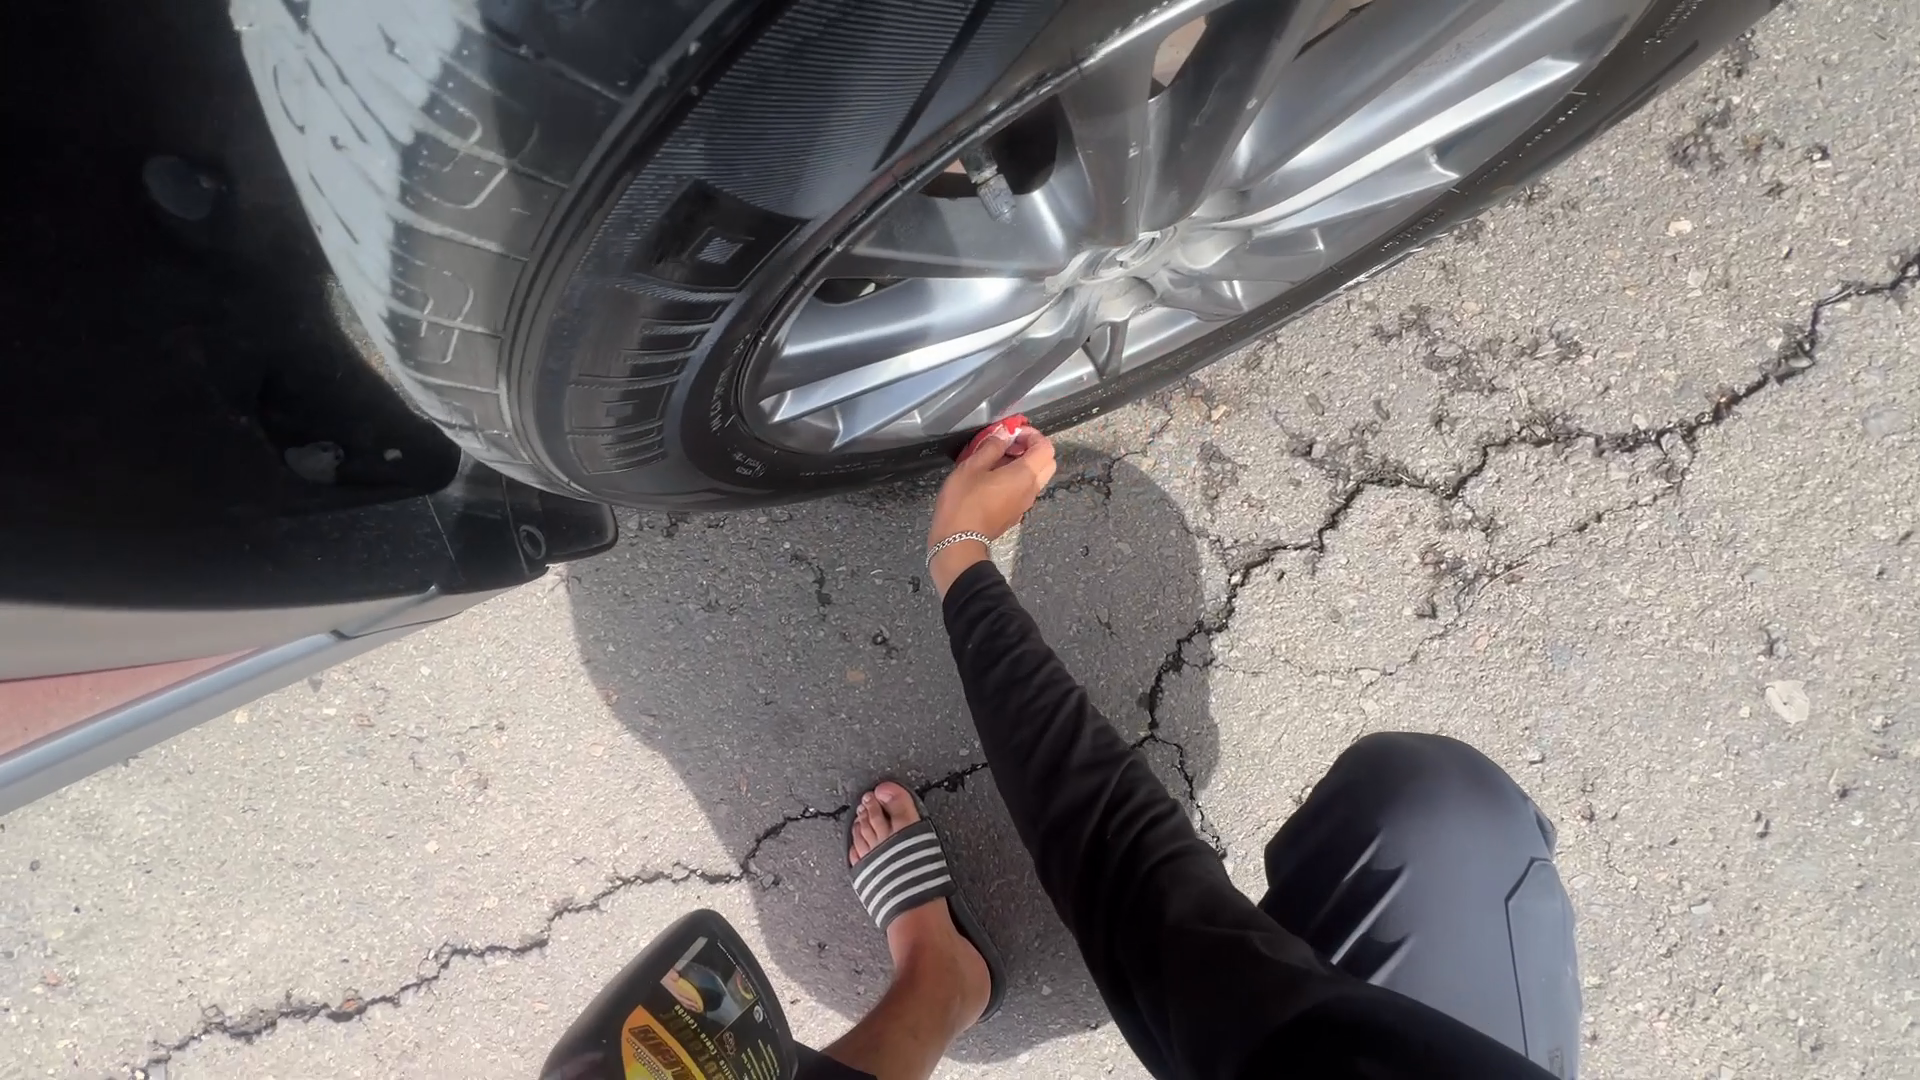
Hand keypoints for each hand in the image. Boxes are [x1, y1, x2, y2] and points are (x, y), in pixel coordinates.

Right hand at [927, 426, 1055, 593]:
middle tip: (1009, 445)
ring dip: (1023, 464)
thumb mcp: (972, 466)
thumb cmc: (963, 503)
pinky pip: (1023, 491)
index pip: (1046, 448)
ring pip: (1036, 478)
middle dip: (1032, 449)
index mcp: (1024, 475)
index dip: (1032, 435)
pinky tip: (991, 479)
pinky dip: (1015, 479)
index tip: (1012, 432)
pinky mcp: (1014, 514)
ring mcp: (1024, 504)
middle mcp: (1030, 490)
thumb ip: (991, 446)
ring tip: (995, 461)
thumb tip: (1003, 435)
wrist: (958, 541)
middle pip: (1047, 463)